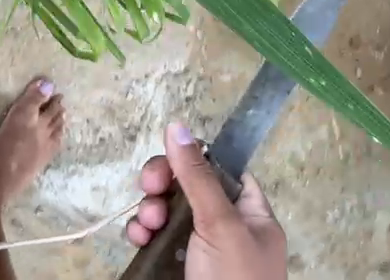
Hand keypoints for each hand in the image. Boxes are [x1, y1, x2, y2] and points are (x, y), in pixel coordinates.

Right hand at [124, 123, 286, 279]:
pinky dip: (142, 231)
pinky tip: (137, 237)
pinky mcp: (175, 266)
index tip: (171, 154)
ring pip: (167, 209)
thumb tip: (176, 124)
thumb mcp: (220, 225)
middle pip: (188, 185)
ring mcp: (200, 249)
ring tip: (146, 223)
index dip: (196, 157)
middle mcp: (227, 229)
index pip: (223, 170)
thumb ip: (196, 176)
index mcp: (251, 217)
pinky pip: (154, 236)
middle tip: (148, 186)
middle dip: (163, 182)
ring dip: (149, 208)